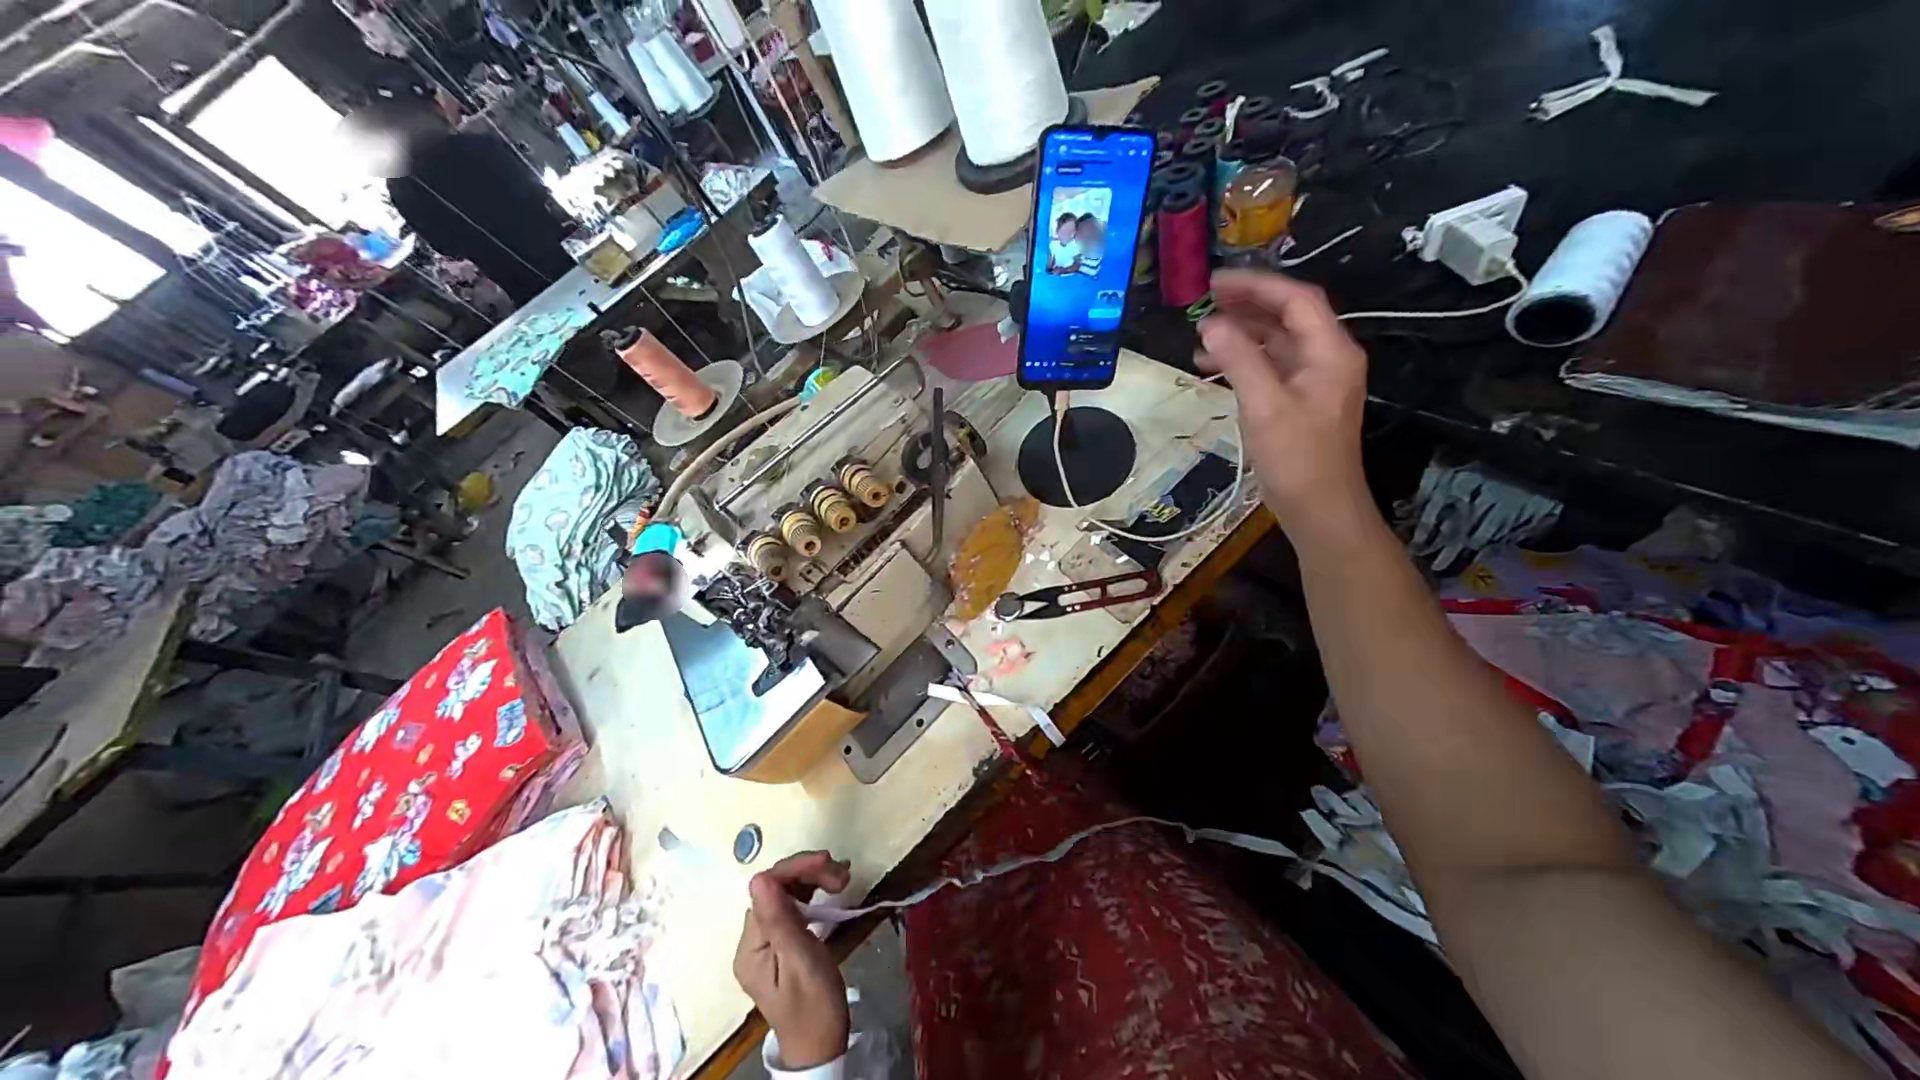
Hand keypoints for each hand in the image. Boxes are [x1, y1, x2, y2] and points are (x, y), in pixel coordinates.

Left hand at [731, 851, 851, 1068]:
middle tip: (842, 876)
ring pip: (786, 892)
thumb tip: (759, 877)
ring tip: (842, 880)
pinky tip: (834, 886)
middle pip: (776, 888)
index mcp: (751, 947)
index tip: (829, 863)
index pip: (767, 890)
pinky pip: (794, 905)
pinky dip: (814, 891)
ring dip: (814, 878)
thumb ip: (780, 919)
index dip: (796, 869)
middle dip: (809, 872)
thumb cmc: (814, 1007)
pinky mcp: (783, 941)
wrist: (821, 1048)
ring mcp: (767, 940)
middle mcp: (753, 940)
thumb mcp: (801, 962)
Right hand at [1197, 270, 1372, 538]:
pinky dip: (1243, 361)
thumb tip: (1211, 325)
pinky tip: (1212, 366)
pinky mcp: (1300, 400)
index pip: (1296, 300)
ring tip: (1202, 331)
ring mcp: (1314, 380)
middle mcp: (1327, 358)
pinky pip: (1271, 367)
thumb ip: (1238, 361)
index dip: (1257, 286)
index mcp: (1329, 352)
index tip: (1215, 282)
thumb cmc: (1297, 459)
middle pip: (1287, 316)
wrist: (1320, 509)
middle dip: (1247, 304)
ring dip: (1242, 333)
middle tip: (1205, 299)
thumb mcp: (1264, 407)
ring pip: (1276, 341)